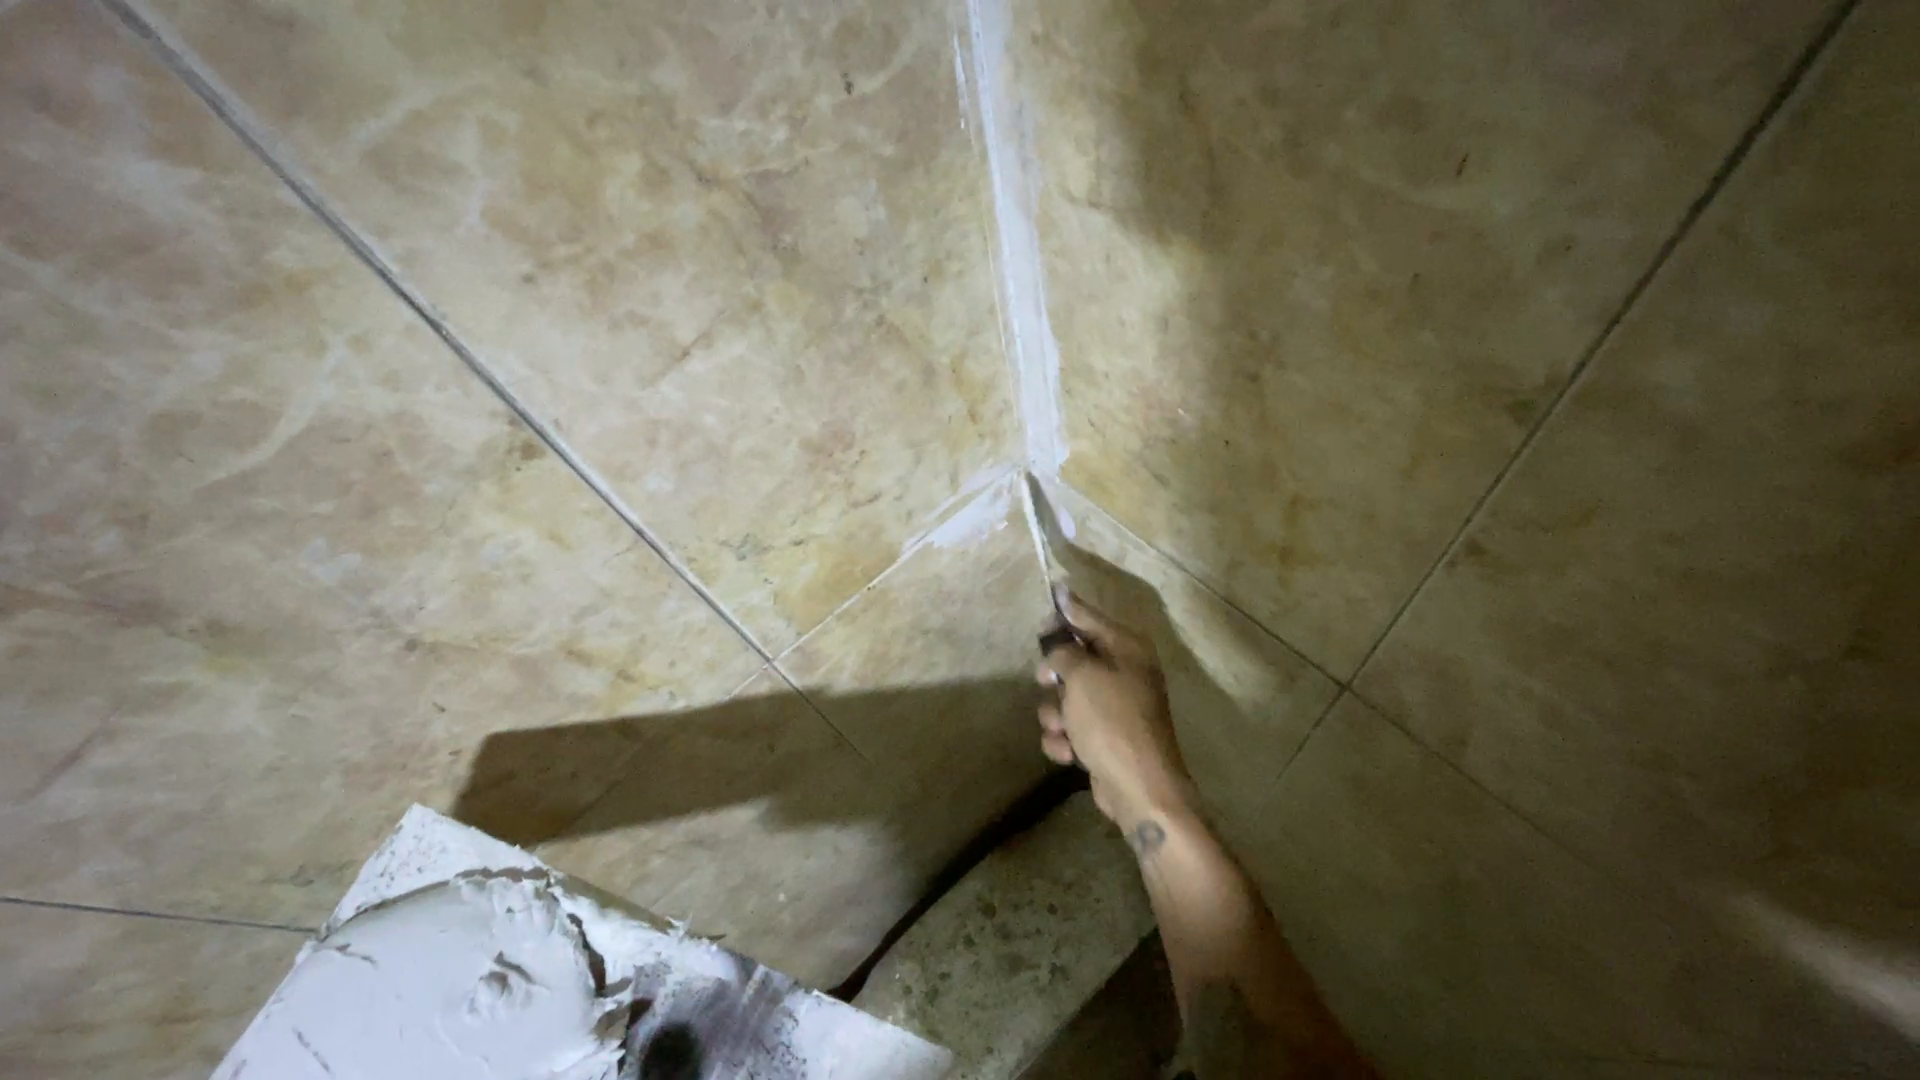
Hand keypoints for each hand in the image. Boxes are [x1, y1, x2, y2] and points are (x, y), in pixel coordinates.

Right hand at [1035, 592, 1194, 829]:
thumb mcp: (1082, 676)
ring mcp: (1113, 706)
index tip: (1046, 602)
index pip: (1089, 618)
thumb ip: (1064, 649)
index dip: (1065, 611)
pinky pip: (1070, 727)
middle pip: (1073, 658)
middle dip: (1055, 675)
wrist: (1138, 786)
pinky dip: (1065, 739)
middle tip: (1047, 681)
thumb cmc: (1111, 720)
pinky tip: (1070, 752)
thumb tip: (1057, 635)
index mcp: (1127, 648)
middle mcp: (1123, 672)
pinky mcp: (1103, 736)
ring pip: (1065, 696)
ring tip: (1063, 729)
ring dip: (1056, 714)